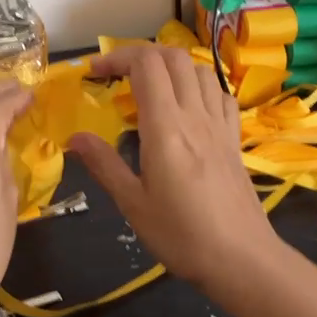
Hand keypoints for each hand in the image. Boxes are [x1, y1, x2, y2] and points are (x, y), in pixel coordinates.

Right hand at [68, 44, 277, 289]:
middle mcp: (195, 116)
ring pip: (199, 70)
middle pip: (172, 57)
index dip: (117, 57)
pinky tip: (187, 108)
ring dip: (170, 67)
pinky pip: (220, 95)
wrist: (243, 260)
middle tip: (116, 77)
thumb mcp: (133, 204)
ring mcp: (220, 126)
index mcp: (166, 128)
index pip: (146, 65)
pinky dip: (199, 87)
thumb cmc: (182, 236)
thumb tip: (73, 138)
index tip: (94, 73)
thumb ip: (104, 164)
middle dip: (140, 55)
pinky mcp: (234, 140)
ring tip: (149, 89)